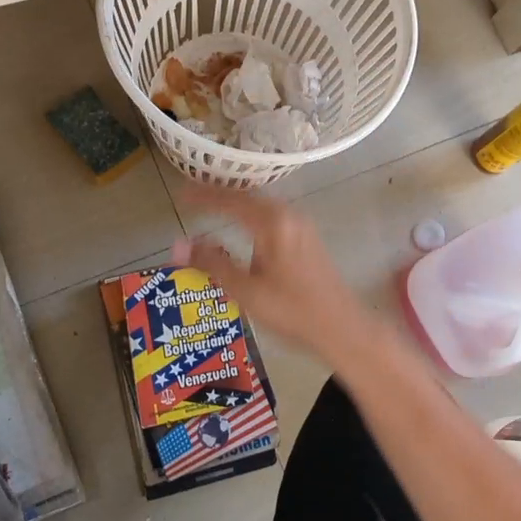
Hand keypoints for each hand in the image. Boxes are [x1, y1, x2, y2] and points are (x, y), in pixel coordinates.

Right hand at [172, 185, 376, 366]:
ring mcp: (303, 226)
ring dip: (237, 204)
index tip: (181, 193)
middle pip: (249, 197)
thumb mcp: (246, 291)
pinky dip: (253, 214)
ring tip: (212, 207)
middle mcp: (289, 216)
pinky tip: (244, 227)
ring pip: (263, 205)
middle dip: (220, 195)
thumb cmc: (291, 311)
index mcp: (273, 223)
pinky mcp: (309, 238)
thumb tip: (178, 244)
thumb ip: (212, 264)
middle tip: (192, 196)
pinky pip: (274, 216)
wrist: (341, 327)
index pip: (231, 200)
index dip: (203, 196)